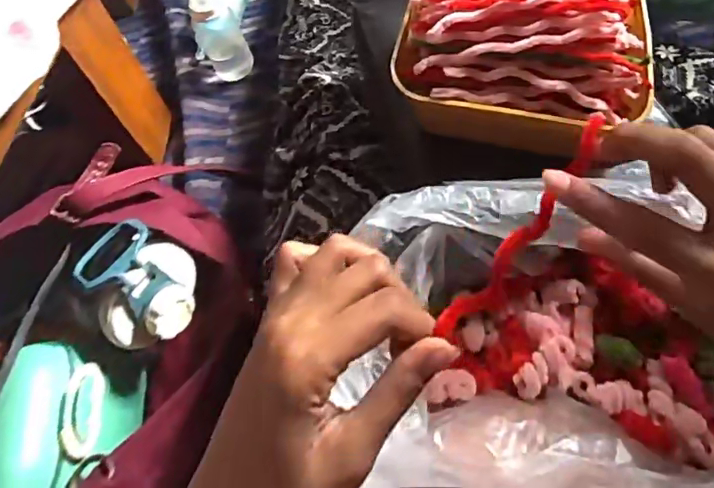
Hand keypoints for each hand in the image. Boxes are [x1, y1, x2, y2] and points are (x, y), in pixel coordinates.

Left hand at [191, 236, 458, 487]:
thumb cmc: (288, 486)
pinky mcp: (267, 312)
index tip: (434, 353)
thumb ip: (397, 391)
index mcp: (309, 354)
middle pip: (366, 268)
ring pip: (334, 249)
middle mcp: (291, 316)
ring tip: (384, 313)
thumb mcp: (350, 454)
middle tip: (410, 343)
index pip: (385, 306)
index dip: (421, 323)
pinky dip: (327, 261)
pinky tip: (343, 292)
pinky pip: (296, 258)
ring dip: (370, 270)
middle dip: (401, 297)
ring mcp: (276, 309)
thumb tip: (446, 346)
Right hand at [545, 121, 713, 410]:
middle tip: (604, 147)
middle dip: (635, 136)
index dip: (594, 199)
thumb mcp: (705, 318)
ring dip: (668, 147)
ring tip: (658, 182)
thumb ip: (641, 268)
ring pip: (709, 141)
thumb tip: (585, 234)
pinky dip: (704, 165)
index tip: (554, 177)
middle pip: (688, 152)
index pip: (649, 227)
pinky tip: (705, 196)